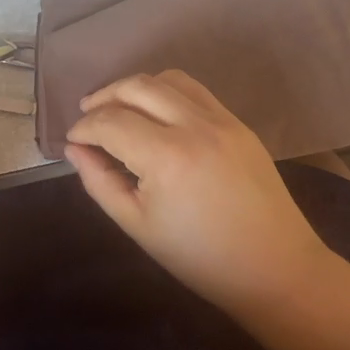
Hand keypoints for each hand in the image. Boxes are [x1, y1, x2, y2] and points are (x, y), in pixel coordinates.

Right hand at [64, 70, 334, 311]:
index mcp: (167, 157)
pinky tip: (155, 113)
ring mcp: (222, 121)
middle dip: (104, 97)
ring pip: (167, 79)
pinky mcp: (239, 124)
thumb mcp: (137, 225)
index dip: (84, 128)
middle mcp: (195, 127)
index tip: (73, 140)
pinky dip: (166, 91)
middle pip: (136, 87)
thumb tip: (75, 149)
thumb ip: (99, 181)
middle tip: (86, 115)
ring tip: (118, 107)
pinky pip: (194, 91)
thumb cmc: (200, 257)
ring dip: (135, 87)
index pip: (111, 122)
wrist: (276, 270)